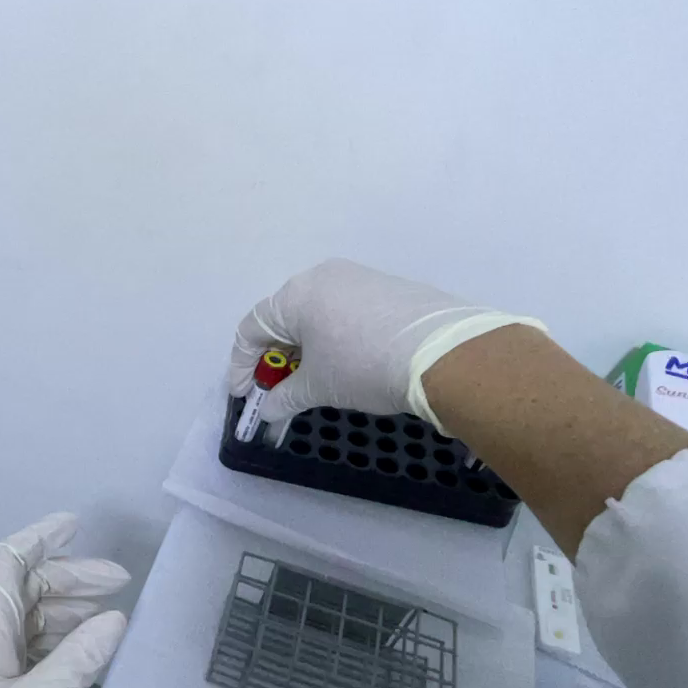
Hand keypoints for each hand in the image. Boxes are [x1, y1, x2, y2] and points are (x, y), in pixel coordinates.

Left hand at [0, 512, 129, 687]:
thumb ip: (80, 659)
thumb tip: (117, 618)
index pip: (10, 560)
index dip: (42, 536)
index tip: (79, 524)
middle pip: (26, 588)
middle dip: (71, 578)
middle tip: (121, 584)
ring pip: (28, 620)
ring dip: (67, 611)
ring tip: (110, 618)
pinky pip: (28, 652)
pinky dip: (59, 645)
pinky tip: (86, 656)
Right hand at [227, 258, 544, 434]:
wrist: (444, 354)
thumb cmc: (362, 366)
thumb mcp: (317, 388)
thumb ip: (284, 398)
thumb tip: (269, 411)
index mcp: (296, 295)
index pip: (252, 329)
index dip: (242, 365)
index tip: (245, 395)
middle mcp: (324, 277)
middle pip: (284, 319)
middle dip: (275, 358)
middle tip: (276, 389)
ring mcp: (360, 279)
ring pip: (316, 315)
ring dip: (305, 350)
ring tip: (311, 380)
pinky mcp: (389, 289)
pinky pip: (345, 313)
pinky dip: (333, 340)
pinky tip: (345, 364)